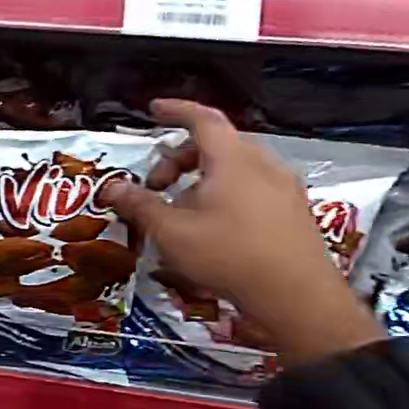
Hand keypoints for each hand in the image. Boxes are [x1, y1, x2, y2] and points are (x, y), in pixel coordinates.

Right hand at [96, 99, 384, 362]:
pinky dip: (224, 190)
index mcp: (233, 161)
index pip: (203, 119)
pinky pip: (252, 185)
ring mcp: (284, 187)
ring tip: (180, 208)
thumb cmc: (228, 256)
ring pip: (235, 166)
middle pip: (217, 143)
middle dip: (180, 156)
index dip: (176, 111)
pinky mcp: (293, 210)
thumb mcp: (171, 232)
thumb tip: (112, 186)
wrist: (296, 298)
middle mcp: (263, 165)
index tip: (153, 110)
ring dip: (201, 176)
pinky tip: (211, 224)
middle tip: (156, 184)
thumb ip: (140, 204)